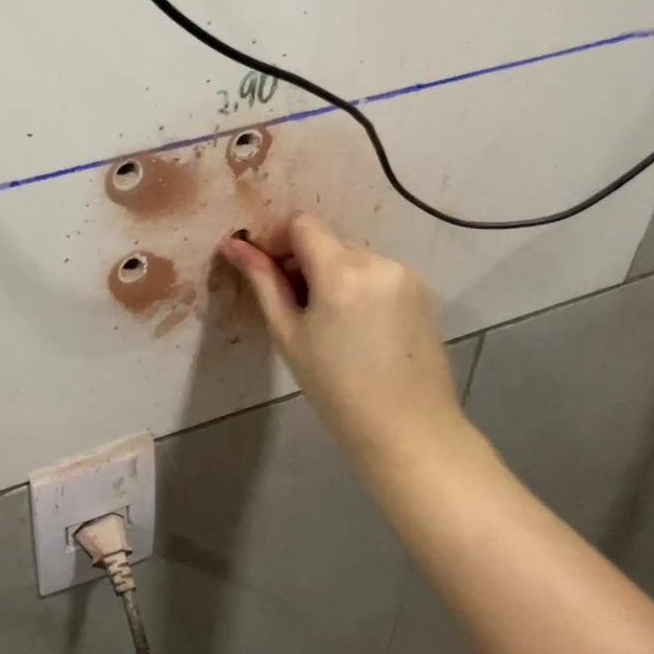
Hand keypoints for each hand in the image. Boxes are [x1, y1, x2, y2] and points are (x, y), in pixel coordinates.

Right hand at [220, 214, 466, 470]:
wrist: (407, 429)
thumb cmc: (335, 387)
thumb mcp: (288, 333)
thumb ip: (263, 281)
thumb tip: (233, 244)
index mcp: (342, 271)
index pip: (301, 224)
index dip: (276, 240)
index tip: (267, 272)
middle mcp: (378, 261)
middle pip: (326, 239)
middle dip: (302, 260)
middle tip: (292, 304)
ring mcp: (405, 274)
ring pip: (351, 254)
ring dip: (330, 272)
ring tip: (325, 319)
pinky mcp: (421, 291)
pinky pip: (375, 271)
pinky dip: (356, 284)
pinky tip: (353, 325)